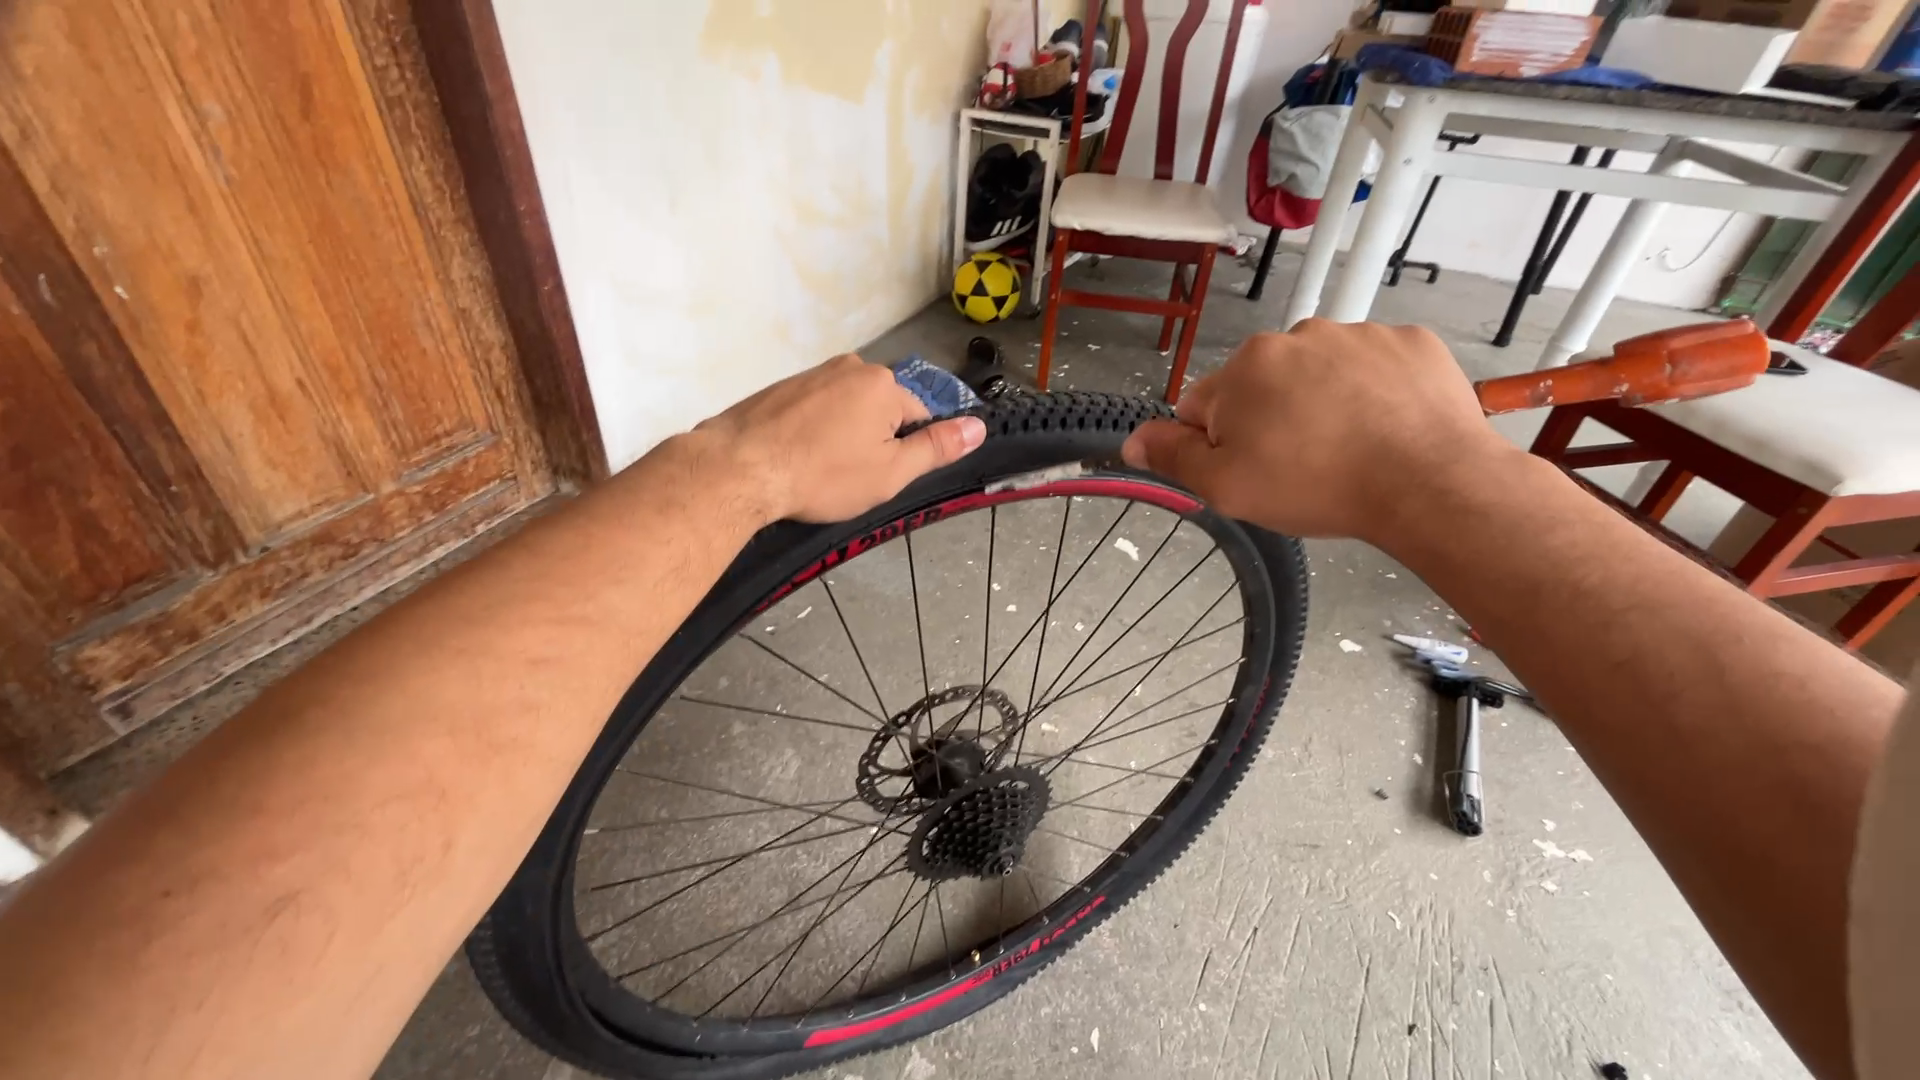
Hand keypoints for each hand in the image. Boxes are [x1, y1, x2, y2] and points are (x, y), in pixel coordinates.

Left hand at [692, 354, 986, 523]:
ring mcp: (811, 374)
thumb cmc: (823, 476)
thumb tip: (979, 428)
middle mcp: (850, 367)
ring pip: (845, 409)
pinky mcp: (780, 387)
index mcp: (884, 385)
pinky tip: (796, 457)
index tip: (880, 475)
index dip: (905, 451)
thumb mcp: (890, 472)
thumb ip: (936, 448)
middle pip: (881, 409)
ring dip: (841, 436)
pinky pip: (813, 409)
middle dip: (873, 440)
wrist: (739, 468)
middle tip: (849, 477)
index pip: (919, 416)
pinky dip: (812, 432)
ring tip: (820, 470)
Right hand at [1120, 319, 1517, 541]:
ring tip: (1344, 450)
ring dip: (1319, 404)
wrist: (1428, 482)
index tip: (1248, 470)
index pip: (1203, 406)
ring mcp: (1359, 334)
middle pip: (1261, 386)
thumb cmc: (1317, 484)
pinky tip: (1382, 430)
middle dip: (1267, 420)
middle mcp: (1297, 335)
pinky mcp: (1410, 343)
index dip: (1216, 444)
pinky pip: (1373, 368)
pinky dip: (1370, 394)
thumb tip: (1131, 441)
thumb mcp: (1226, 486)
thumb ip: (1172, 458)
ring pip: (1316, 374)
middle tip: (1296, 466)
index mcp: (1246, 367)